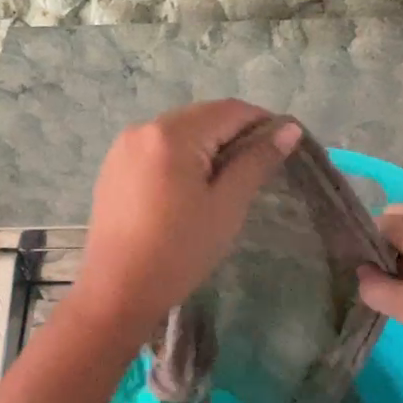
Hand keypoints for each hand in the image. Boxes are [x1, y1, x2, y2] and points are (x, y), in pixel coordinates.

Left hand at [70, 100, 300, 335]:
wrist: (116, 292)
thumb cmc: (178, 252)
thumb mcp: (226, 206)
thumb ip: (256, 162)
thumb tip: (288, 129)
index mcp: (172, 133)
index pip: (231, 110)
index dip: (264, 123)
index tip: (285, 148)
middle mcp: (144, 128)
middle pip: (203, 117)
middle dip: (235, 135)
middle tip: (258, 171)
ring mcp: (123, 147)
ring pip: (180, 132)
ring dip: (208, 147)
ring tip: (226, 185)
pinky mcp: (114, 168)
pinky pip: (158, 149)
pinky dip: (181, 159)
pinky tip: (190, 191)